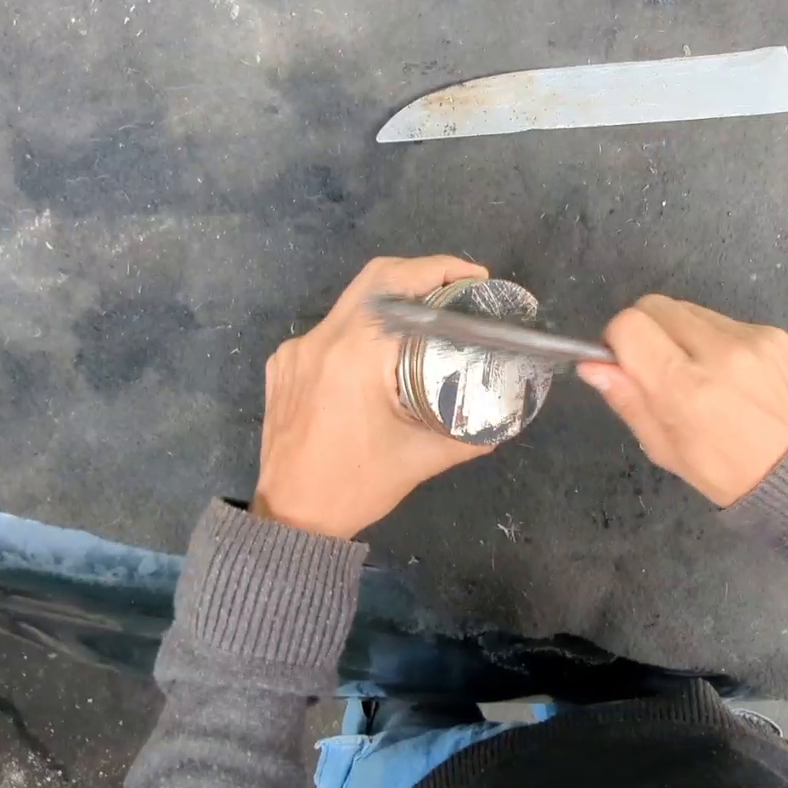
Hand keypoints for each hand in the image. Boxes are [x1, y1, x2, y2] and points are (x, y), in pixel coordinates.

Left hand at [252, 255, 495, 538]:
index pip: (402, 286)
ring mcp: (295, 349)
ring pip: (350, 302)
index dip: (443, 271)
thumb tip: (505, 419)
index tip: (476, 280)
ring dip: (390, 301)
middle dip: (420, 272)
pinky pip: (327, 330)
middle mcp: (321, 339)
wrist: (290, 517)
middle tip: (456, 290)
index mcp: (356, 354)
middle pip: (375, 277)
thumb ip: (468, 434)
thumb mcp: (420, 459)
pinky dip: (360, 330)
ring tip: (425, 319)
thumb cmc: (355, 487)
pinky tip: (380, 354)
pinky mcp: (282, 364)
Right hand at [577, 295, 787, 506]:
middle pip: (654, 305)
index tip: (623, 363)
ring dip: (677, 332)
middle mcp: (718, 353)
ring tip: (696, 373)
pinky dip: (711, 339)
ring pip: (686, 309)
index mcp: (685, 389)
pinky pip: (721, 319)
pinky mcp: (773, 333)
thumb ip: (628, 400)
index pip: (629, 325)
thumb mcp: (665, 449)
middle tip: (655, 367)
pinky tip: (727, 373)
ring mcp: (750, 338)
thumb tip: (592, 364)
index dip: (617, 340)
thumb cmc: (726, 473)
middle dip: (643, 330)